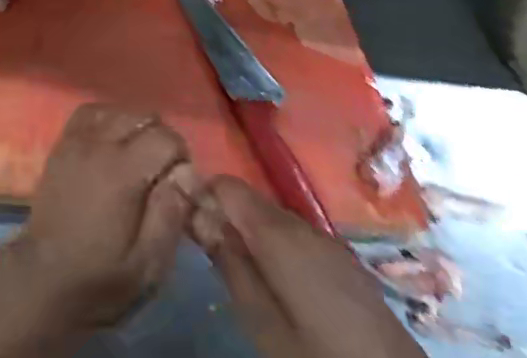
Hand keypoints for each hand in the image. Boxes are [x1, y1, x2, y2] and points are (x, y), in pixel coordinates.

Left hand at [13, 103, 198, 328]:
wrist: (44, 280)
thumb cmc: (101, 278)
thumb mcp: (148, 264)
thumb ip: (170, 214)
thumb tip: (186, 175)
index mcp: (122, 173)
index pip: (165, 137)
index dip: (181, 156)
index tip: (180, 182)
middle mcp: (98, 145)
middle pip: (143, 116)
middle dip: (161, 138)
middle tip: (162, 171)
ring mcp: (76, 141)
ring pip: (117, 110)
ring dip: (135, 126)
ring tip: (139, 156)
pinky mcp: (61, 145)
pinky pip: (90, 113)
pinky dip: (107, 118)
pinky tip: (112, 141)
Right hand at [190, 176, 426, 357]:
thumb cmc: (318, 355)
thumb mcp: (262, 321)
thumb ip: (229, 264)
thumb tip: (198, 216)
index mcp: (277, 231)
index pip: (226, 185)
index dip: (202, 196)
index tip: (185, 221)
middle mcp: (301, 223)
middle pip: (250, 201)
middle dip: (224, 215)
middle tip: (204, 251)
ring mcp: (325, 239)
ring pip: (272, 219)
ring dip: (249, 233)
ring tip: (235, 268)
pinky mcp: (342, 259)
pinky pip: (296, 237)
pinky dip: (275, 247)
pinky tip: (274, 282)